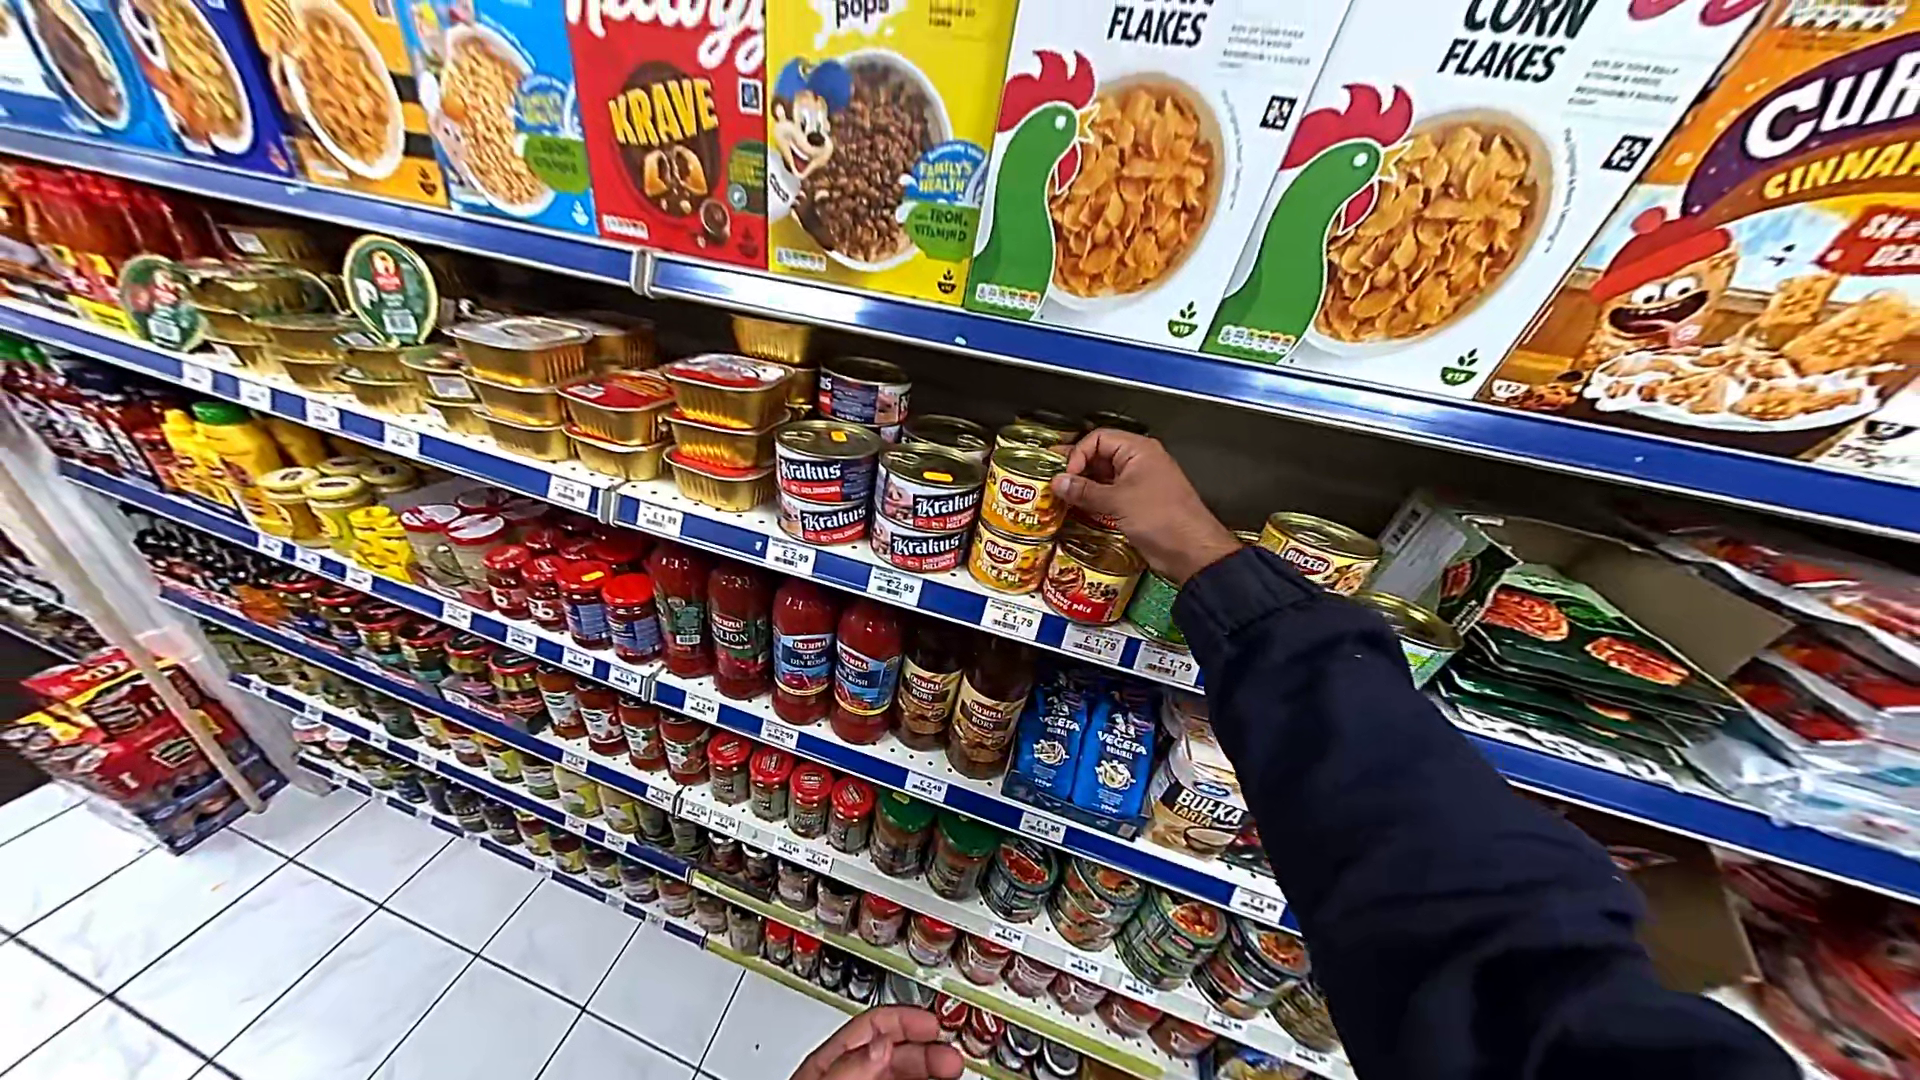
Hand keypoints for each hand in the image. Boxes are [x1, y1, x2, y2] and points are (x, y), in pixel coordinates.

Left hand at [790, 1006, 963, 1079]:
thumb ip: (849, 1069)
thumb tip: (880, 1043)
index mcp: (828, 1068)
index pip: (871, 1028)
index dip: (905, 1020)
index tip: (933, 1025)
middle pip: (894, 1057)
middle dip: (925, 1053)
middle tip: (951, 1060)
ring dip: (927, 1077)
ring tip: (950, 1077)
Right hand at [1050, 430, 1240, 583]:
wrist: (1191, 551)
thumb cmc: (1163, 519)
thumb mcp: (1117, 501)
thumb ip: (1084, 491)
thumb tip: (1059, 482)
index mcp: (1139, 450)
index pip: (1098, 439)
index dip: (1078, 454)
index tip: (1067, 476)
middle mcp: (1140, 462)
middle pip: (1100, 456)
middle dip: (1078, 470)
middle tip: (1058, 484)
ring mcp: (1140, 483)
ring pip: (1104, 477)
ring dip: (1085, 487)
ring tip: (1065, 498)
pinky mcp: (1138, 503)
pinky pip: (1111, 495)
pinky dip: (1095, 500)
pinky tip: (1081, 510)